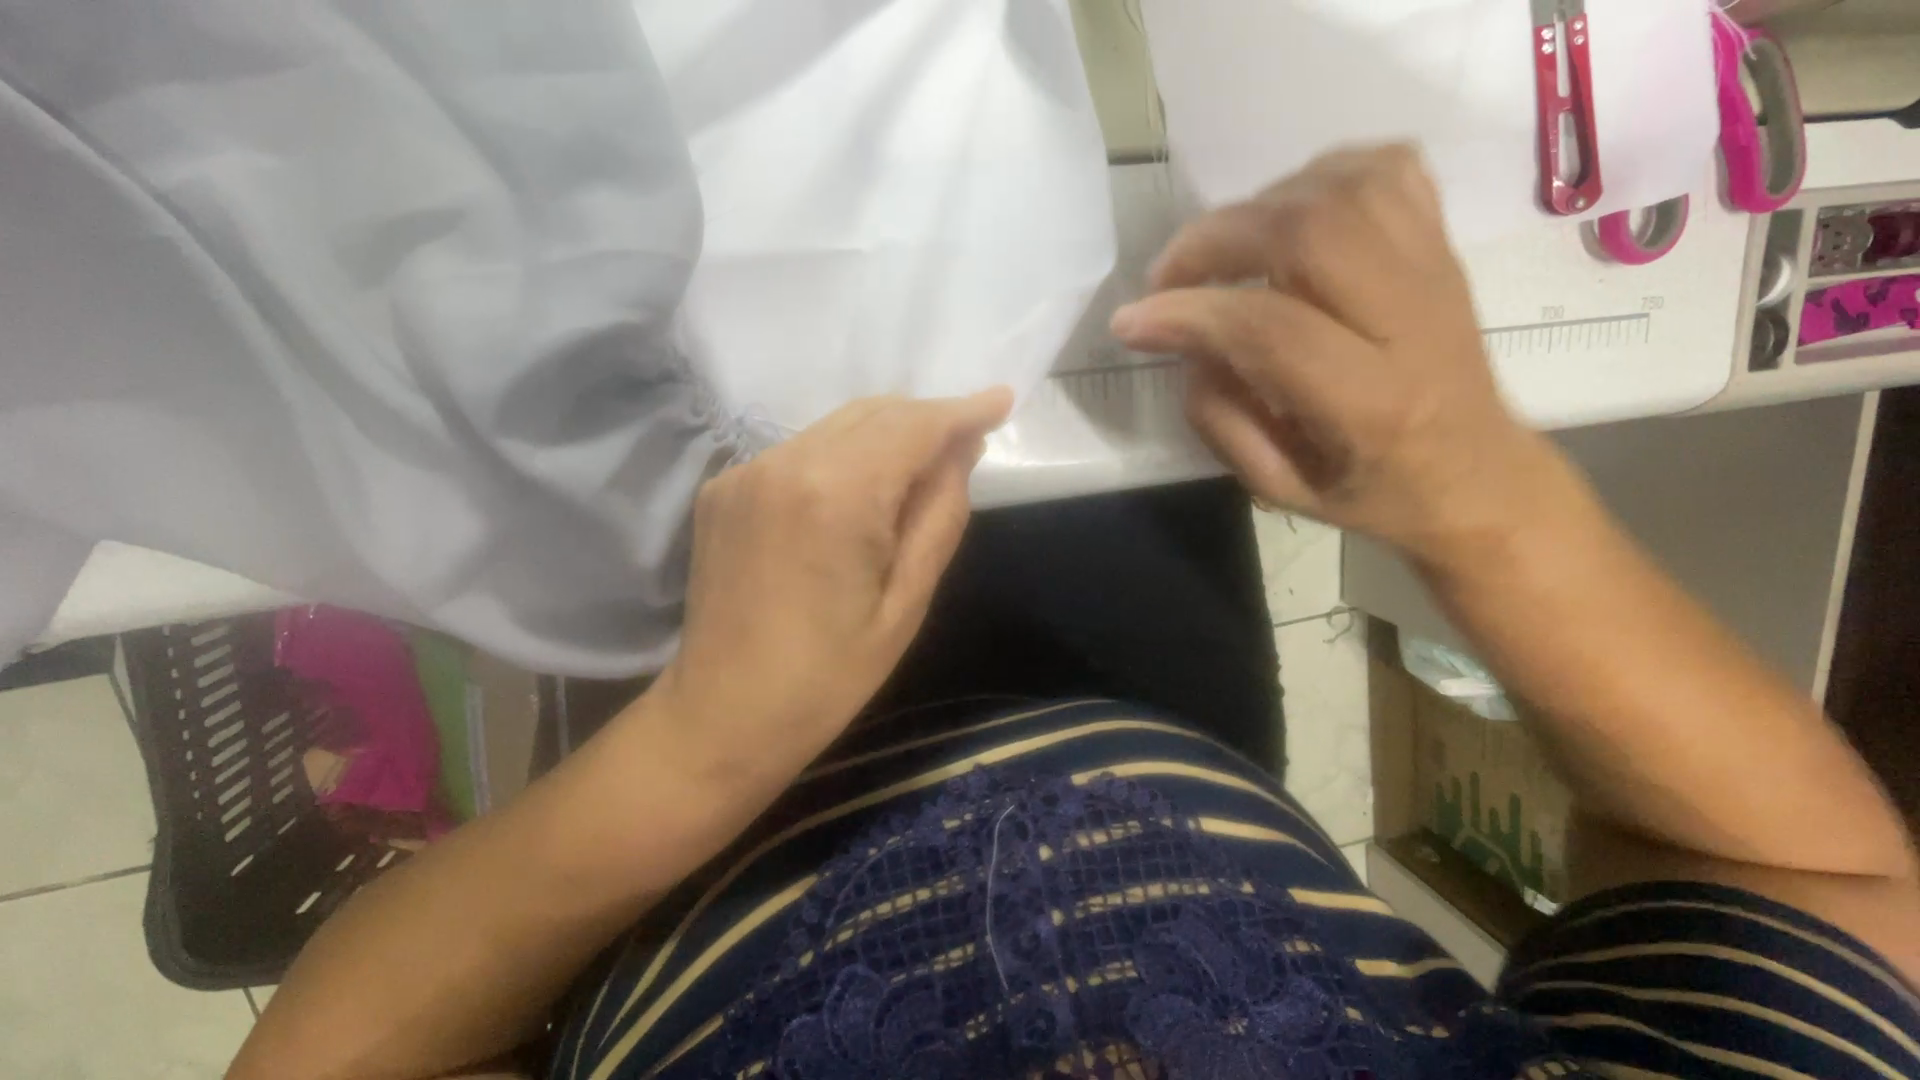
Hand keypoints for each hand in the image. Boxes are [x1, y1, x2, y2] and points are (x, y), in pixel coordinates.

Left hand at [655, 389, 1014, 780]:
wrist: (724, 715)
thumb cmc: (830, 676)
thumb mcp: (907, 602)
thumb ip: (940, 514)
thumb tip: (961, 451)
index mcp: (837, 493)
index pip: (913, 426)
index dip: (962, 411)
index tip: (1002, 399)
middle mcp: (785, 462)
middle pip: (872, 413)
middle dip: (925, 420)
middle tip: (966, 444)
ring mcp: (745, 472)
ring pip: (834, 428)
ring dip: (883, 437)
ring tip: (917, 473)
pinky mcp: (722, 488)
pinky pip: (798, 452)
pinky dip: (839, 458)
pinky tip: (856, 495)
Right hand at [1111, 145, 1568, 568]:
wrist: (1475, 473)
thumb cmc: (1370, 490)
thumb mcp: (1280, 488)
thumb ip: (1221, 419)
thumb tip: (1185, 341)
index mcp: (1374, 405)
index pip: (1272, 329)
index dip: (1190, 314)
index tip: (1133, 322)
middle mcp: (1411, 323)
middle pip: (1311, 232)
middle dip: (1216, 239)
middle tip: (1169, 275)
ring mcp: (1435, 271)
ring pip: (1345, 187)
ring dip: (1260, 203)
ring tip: (1222, 248)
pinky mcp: (1443, 242)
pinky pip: (1387, 168)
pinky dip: (1320, 175)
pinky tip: (1285, 213)